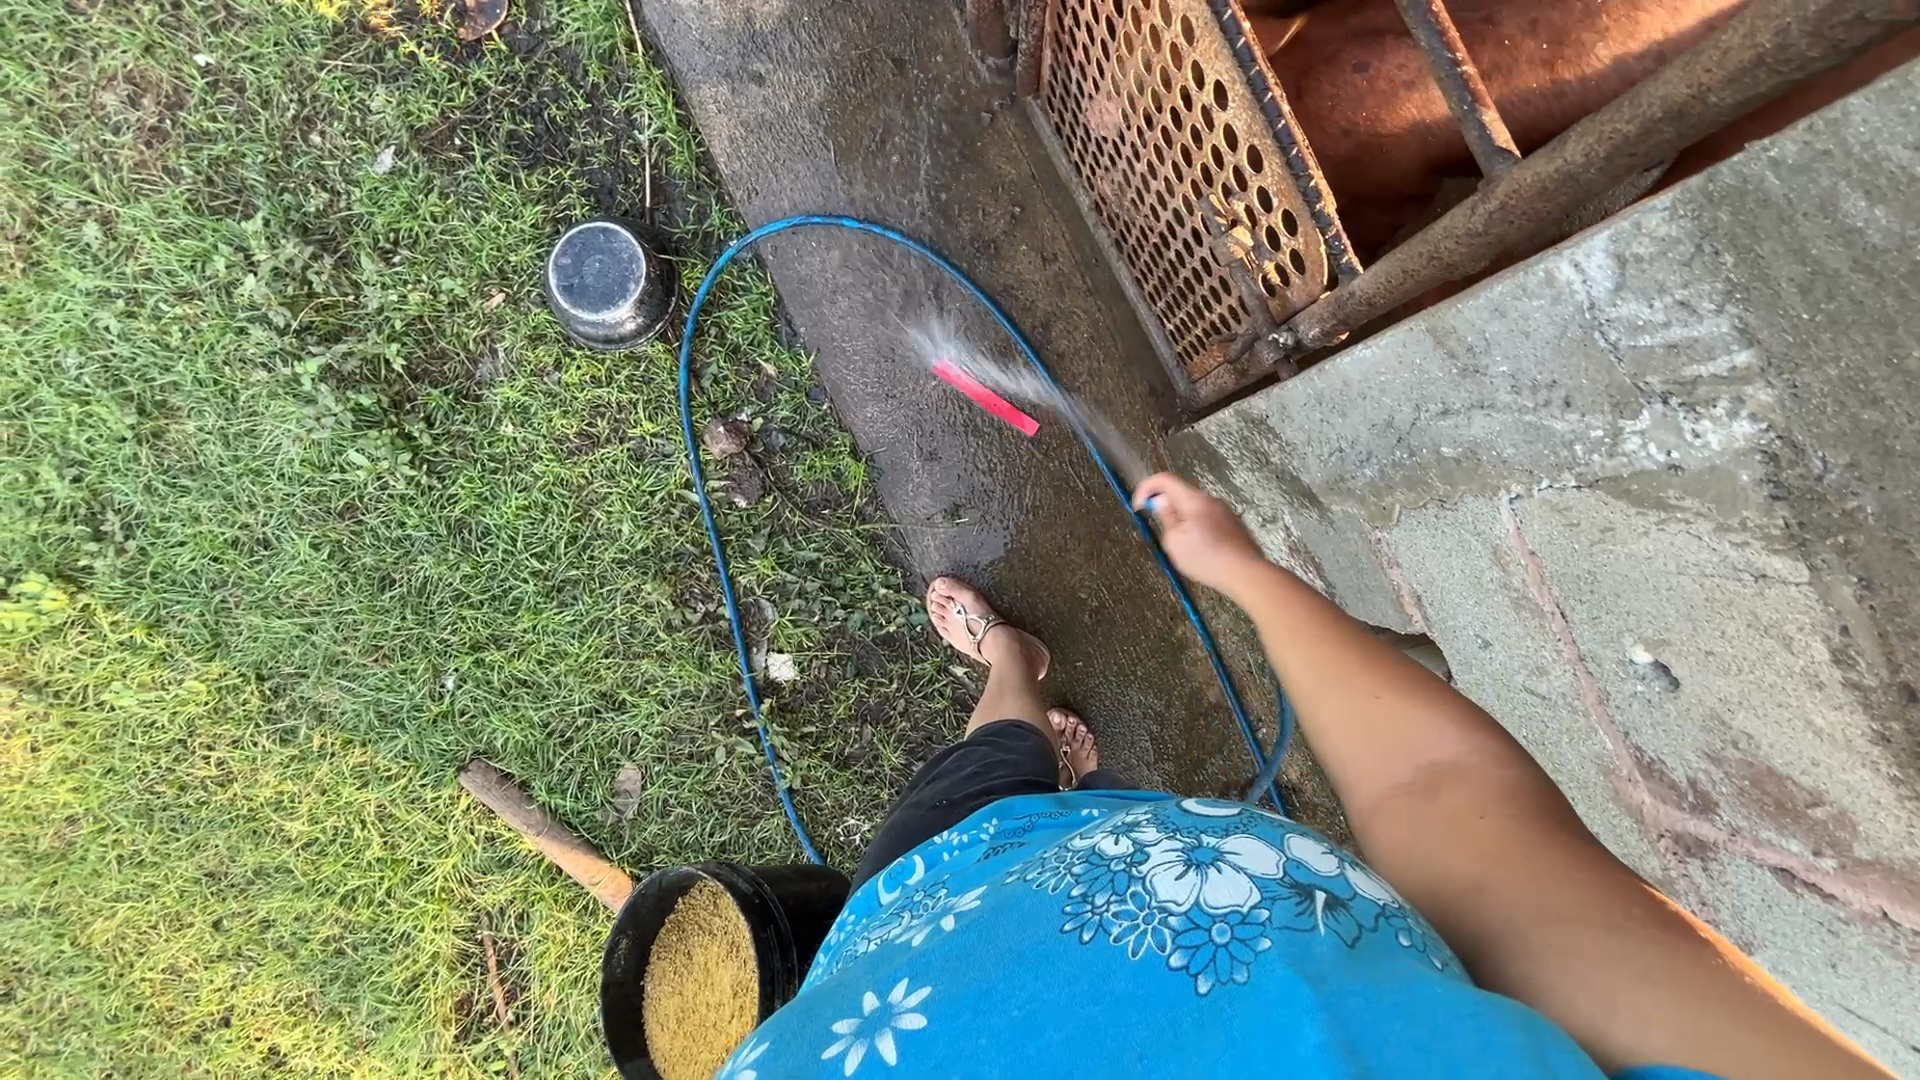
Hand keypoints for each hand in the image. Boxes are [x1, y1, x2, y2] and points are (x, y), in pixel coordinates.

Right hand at [1132, 472, 1268, 593]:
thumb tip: (1162, 502)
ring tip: (1183, 547)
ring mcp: (1225, 512)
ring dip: (1182, 520)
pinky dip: (1197, 528)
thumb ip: (1166, 517)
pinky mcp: (1233, 525)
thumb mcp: (1174, 540)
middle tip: (1161, 530)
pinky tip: (1201, 551)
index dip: (1146, 488)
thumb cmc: (1206, 558)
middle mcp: (1211, 500)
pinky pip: (1208, 519)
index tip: (1139, 506)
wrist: (1245, 573)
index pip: (1165, 479)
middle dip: (1165, 507)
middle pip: (1181, 494)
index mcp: (1194, 500)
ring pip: (1195, 508)